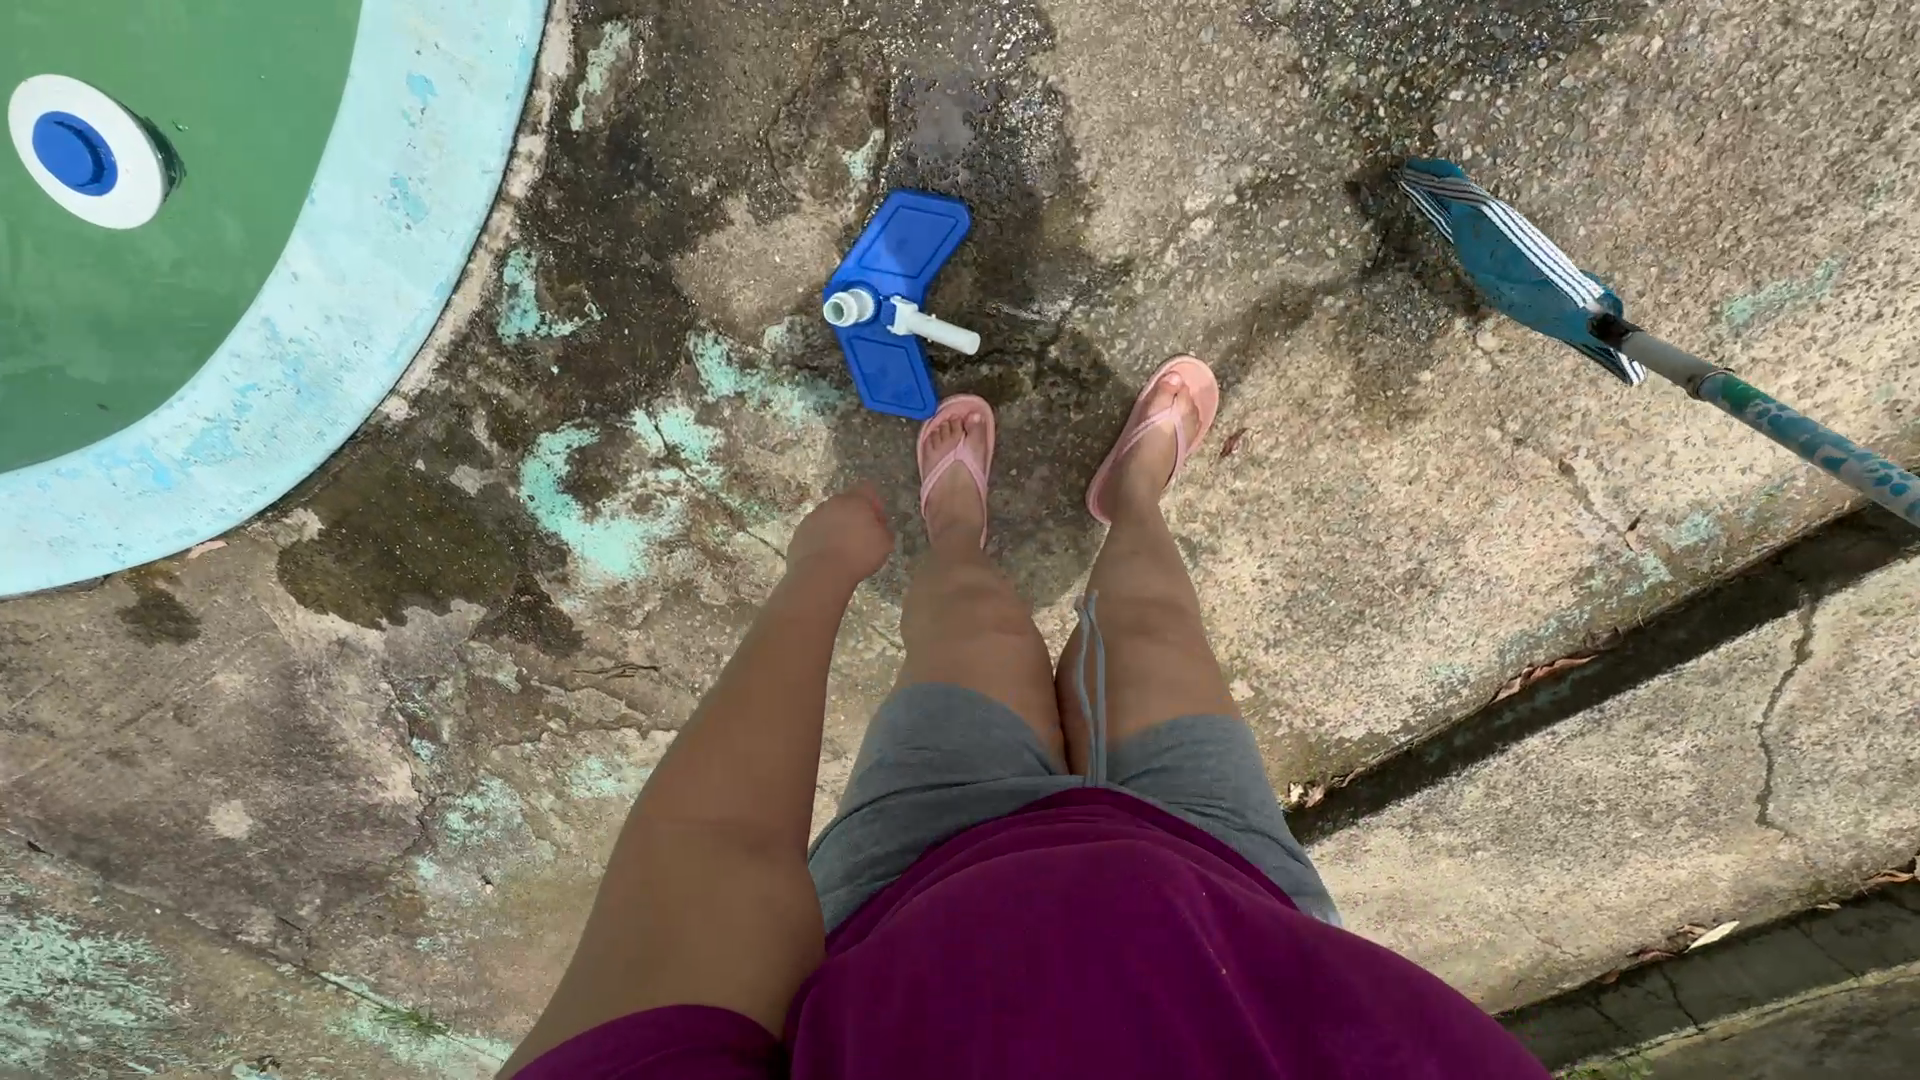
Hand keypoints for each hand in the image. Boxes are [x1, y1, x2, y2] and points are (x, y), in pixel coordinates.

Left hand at [785, 484, 893, 584]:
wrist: (821, 573)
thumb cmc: (858, 555)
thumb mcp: (885, 544)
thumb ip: (884, 530)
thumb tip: (879, 527)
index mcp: (855, 501)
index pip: (868, 490)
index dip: (874, 503)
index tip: (877, 521)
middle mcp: (832, 503)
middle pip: (846, 503)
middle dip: (854, 515)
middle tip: (861, 536)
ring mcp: (813, 516)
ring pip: (829, 516)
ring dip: (836, 527)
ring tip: (842, 548)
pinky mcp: (800, 532)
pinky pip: (815, 531)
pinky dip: (821, 539)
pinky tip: (827, 555)